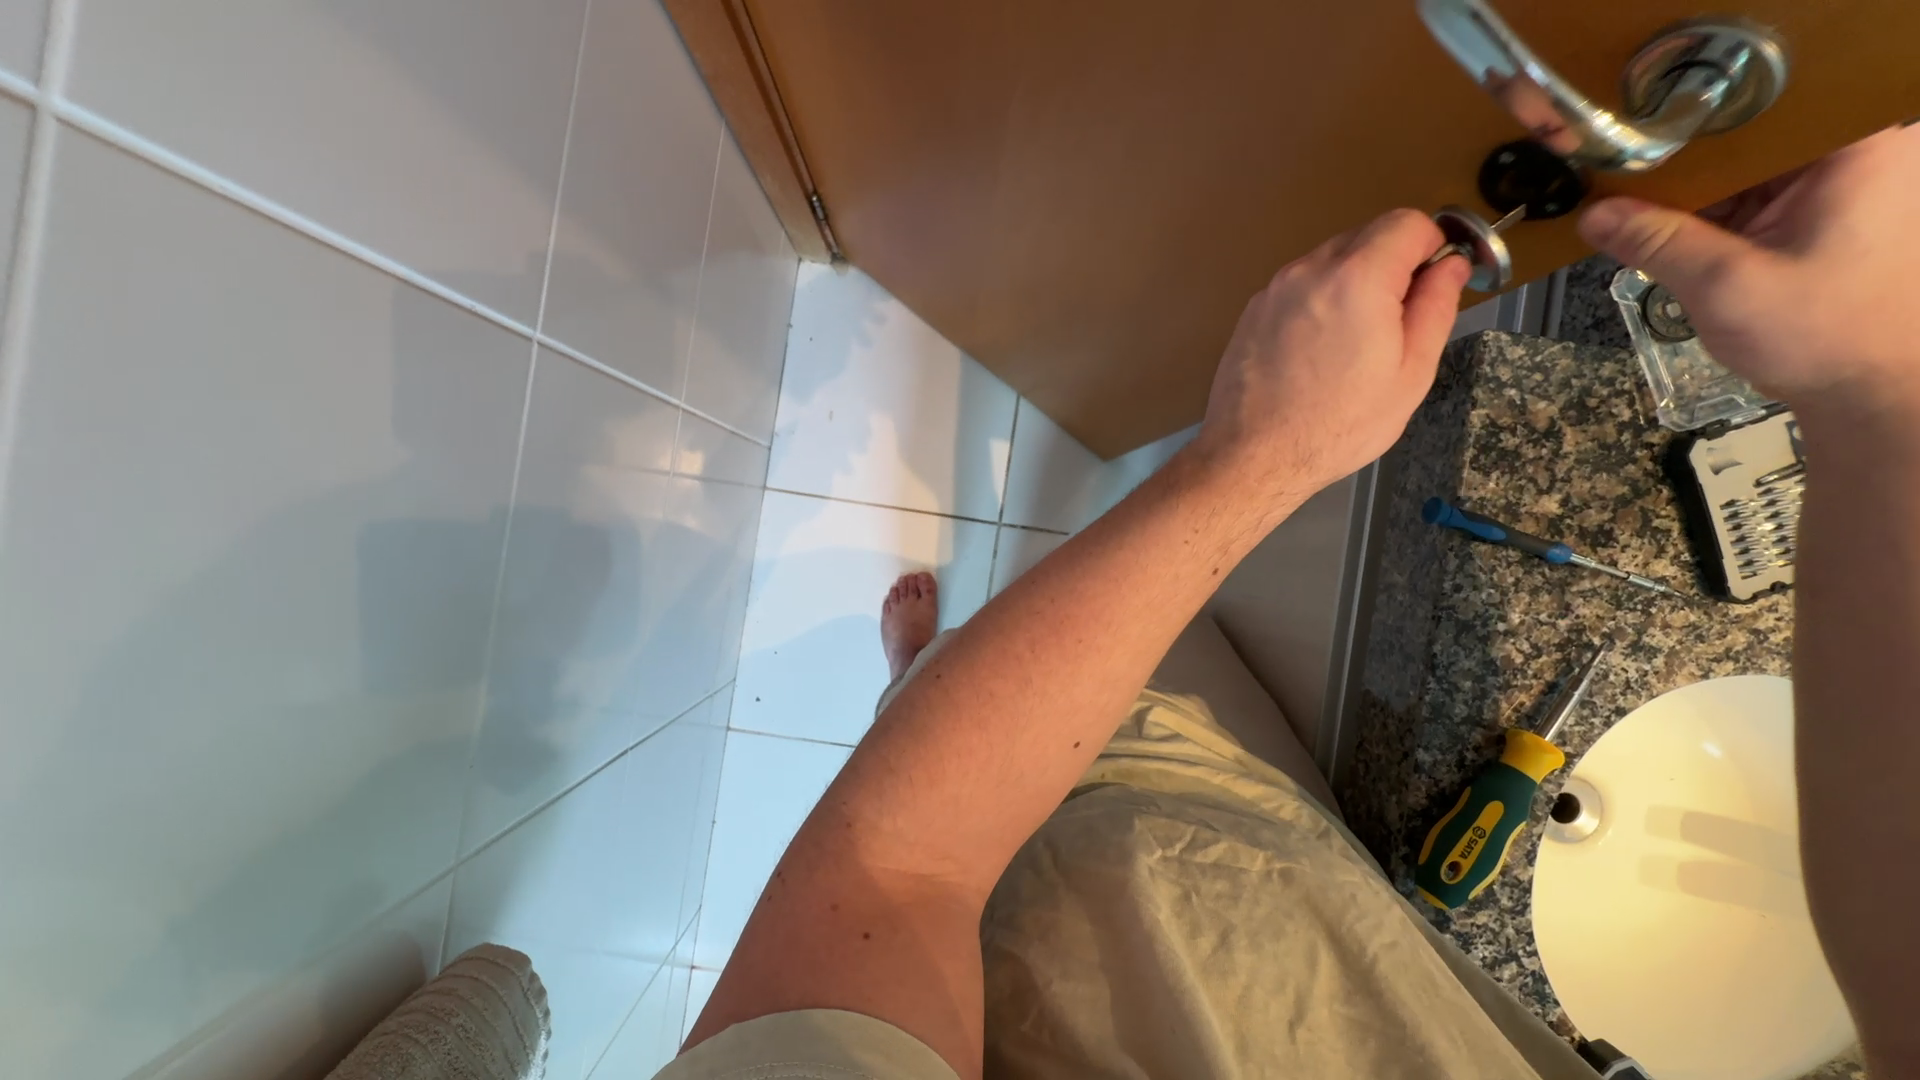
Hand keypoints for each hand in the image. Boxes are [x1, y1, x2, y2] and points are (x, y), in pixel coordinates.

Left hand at [1193, 209, 1470, 498]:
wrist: (1252, 456)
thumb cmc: (1336, 425)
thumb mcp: (1410, 373)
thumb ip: (1435, 307)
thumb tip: (1451, 265)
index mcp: (1355, 278)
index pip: (1407, 222)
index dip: (1430, 247)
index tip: (1431, 285)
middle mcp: (1307, 271)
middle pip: (1365, 236)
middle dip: (1391, 266)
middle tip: (1394, 324)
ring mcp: (1273, 290)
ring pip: (1329, 261)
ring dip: (1352, 285)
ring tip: (1352, 345)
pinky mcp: (1251, 311)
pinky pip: (1298, 288)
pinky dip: (1317, 303)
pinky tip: (1316, 352)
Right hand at [1578, 125, 1919, 423]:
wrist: (1871, 386)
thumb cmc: (1818, 331)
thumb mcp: (1723, 284)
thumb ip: (1656, 243)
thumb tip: (1591, 214)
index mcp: (1853, 151)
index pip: (1760, 110)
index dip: (1690, 119)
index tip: (1627, 134)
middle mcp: (1849, 156)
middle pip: (1744, 140)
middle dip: (1675, 164)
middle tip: (1607, 175)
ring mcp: (1832, 187)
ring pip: (1735, 172)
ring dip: (1680, 195)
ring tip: (1616, 204)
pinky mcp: (1812, 218)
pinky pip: (1741, 201)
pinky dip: (1696, 218)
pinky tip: (1649, 230)